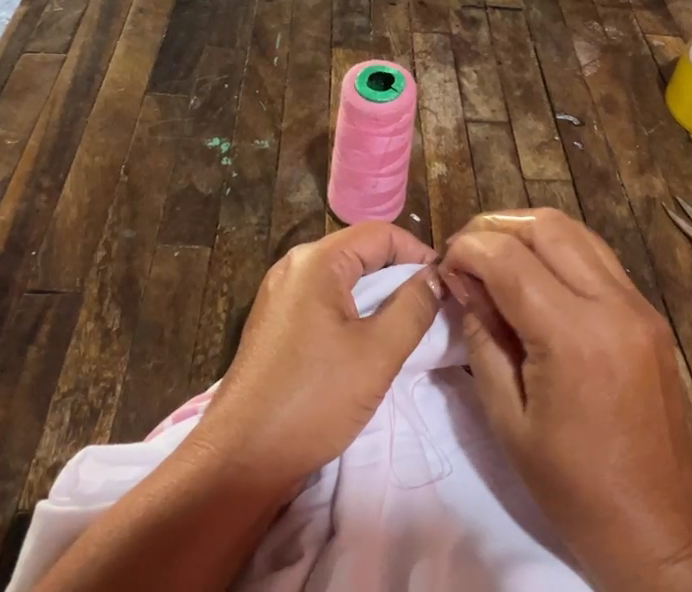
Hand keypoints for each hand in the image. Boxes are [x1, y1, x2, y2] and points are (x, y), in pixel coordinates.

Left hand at [187, 221, 442, 496]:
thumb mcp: (378, 353)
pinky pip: (325, 303)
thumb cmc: (314, 398)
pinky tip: (372, 344)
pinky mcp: (277, 324)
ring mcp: (281, 296)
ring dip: (379, 297)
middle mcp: (294, 267)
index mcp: (316, 261)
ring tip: (410, 327)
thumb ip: (413, 307)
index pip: (380, 233)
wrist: (243, 457)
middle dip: (400, 274)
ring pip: (344, 280)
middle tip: (435, 307)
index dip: (419, 252)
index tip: (448, 284)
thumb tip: (435, 276)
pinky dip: (354, 314)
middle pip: (361, 252)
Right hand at [440, 209, 691, 590]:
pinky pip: (598, 258)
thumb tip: (462, 282)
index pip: (508, 258)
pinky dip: (559, 251)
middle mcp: (612, 305)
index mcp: (574, 336)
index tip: (442, 265)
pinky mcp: (649, 315)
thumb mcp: (507, 417)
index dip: (466, 250)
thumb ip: (482, 337)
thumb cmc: (571, 484)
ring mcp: (638, 306)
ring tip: (494, 259)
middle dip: (494, 228)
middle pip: (546, 226)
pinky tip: (533, 278)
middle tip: (464, 255)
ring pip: (576, 232)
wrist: (656, 523)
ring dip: (527, 232)